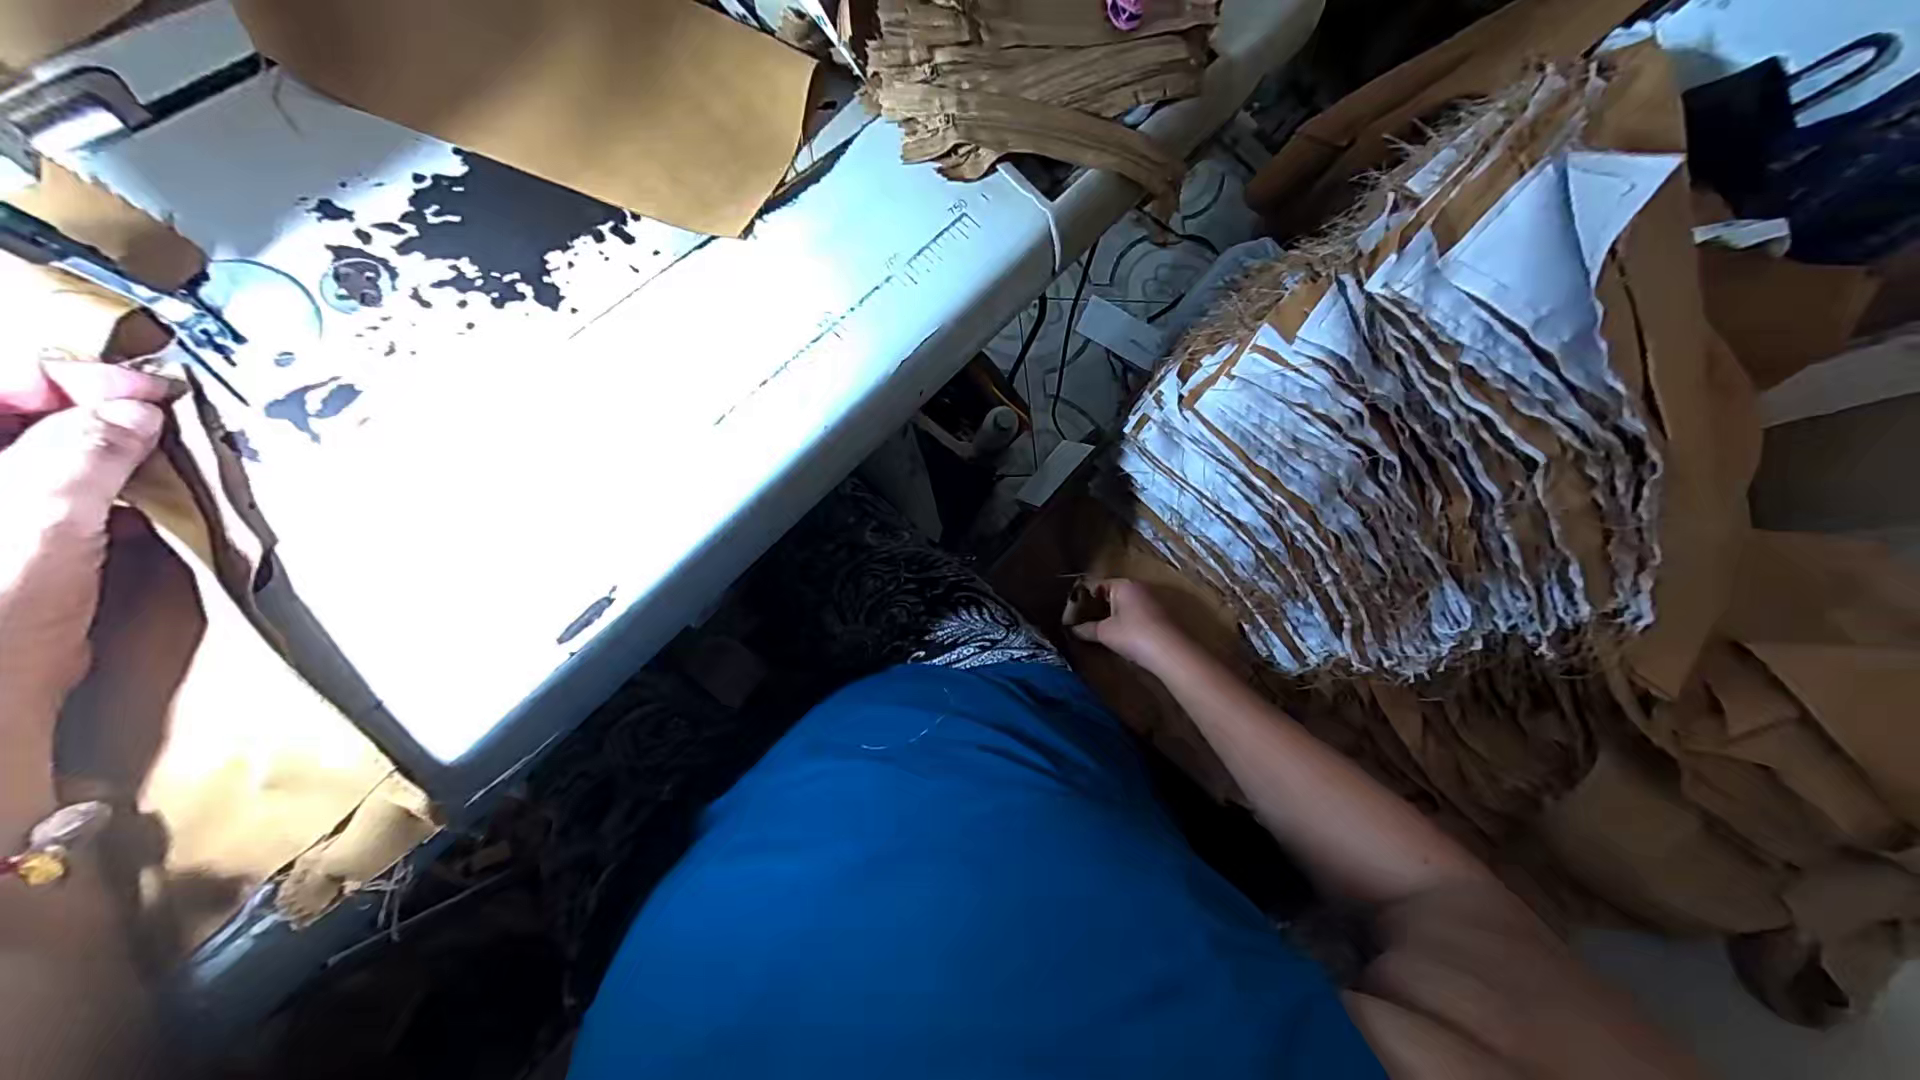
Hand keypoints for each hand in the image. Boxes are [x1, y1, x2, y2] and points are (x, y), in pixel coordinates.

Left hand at [0, 357, 173, 750]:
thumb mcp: (41, 515)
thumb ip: (85, 452)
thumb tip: (136, 410)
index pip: (3, 382)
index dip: (73, 378)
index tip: (147, 392)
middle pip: (29, 415)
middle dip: (100, 412)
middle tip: (164, 419)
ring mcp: (1, 509)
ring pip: (56, 453)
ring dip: (115, 452)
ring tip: (167, 458)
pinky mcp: (22, 539)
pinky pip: (72, 492)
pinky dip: (115, 489)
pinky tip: (148, 501)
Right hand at [1067, 578, 1187, 671]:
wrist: (1172, 653)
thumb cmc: (1133, 636)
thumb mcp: (1104, 633)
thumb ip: (1086, 629)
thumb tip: (1072, 629)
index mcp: (1123, 585)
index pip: (1096, 585)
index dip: (1082, 598)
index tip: (1072, 612)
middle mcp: (1139, 587)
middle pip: (1111, 593)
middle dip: (1097, 606)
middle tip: (1082, 621)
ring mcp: (1153, 599)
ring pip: (1126, 603)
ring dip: (1113, 614)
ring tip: (1099, 629)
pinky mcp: (1163, 614)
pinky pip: (1138, 612)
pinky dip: (1127, 620)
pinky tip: (1121, 634)